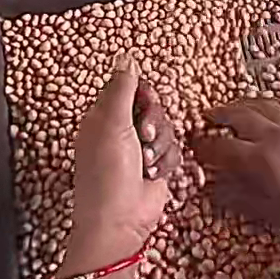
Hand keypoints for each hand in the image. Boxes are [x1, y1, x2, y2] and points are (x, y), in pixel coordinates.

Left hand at [65, 55, 177, 267]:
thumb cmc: (108, 175)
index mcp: (103, 117)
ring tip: (147, 162)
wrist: (121, 221)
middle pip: (154, 107)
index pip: (131, 88)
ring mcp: (140, 150)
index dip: (143, 95)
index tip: (144, 104)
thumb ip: (122, 89)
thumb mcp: (112, 124)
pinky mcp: (156, 166)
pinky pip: (175, 150)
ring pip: (168, 129)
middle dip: (155, 123)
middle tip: (144, 136)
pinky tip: (154, 174)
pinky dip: (167, 161)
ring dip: (162, 145)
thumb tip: (125, 57)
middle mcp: (122, 131)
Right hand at [191, 98, 279, 228]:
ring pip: (260, 104)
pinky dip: (268, 103)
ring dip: (241, 103)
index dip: (205, 146)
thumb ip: (239, 197)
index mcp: (261, 159)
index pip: (223, 146)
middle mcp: (273, 135)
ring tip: (230, 107)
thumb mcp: (270, 210)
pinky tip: (263, 106)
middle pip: (238, 115)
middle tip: (207, 117)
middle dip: (219, 115)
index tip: (195, 146)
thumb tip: (215, 189)